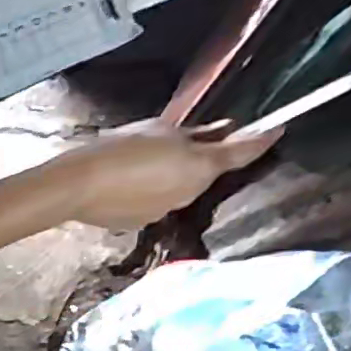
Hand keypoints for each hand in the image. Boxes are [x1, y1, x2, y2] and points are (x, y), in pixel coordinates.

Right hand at [58, 120, 281, 231]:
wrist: (74, 187)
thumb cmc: (119, 150)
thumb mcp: (158, 130)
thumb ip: (194, 134)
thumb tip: (218, 133)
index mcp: (202, 167)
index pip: (246, 151)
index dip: (263, 137)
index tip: (276, 127)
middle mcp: (190, 193)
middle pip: (204, 172)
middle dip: (197, 159)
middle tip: (175, 143)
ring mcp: (163, 212)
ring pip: (175, 189)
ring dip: (166, 177)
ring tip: (137, 166)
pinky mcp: (136, 223)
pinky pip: (150, 202)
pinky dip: (143, 192)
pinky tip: (121, 184)